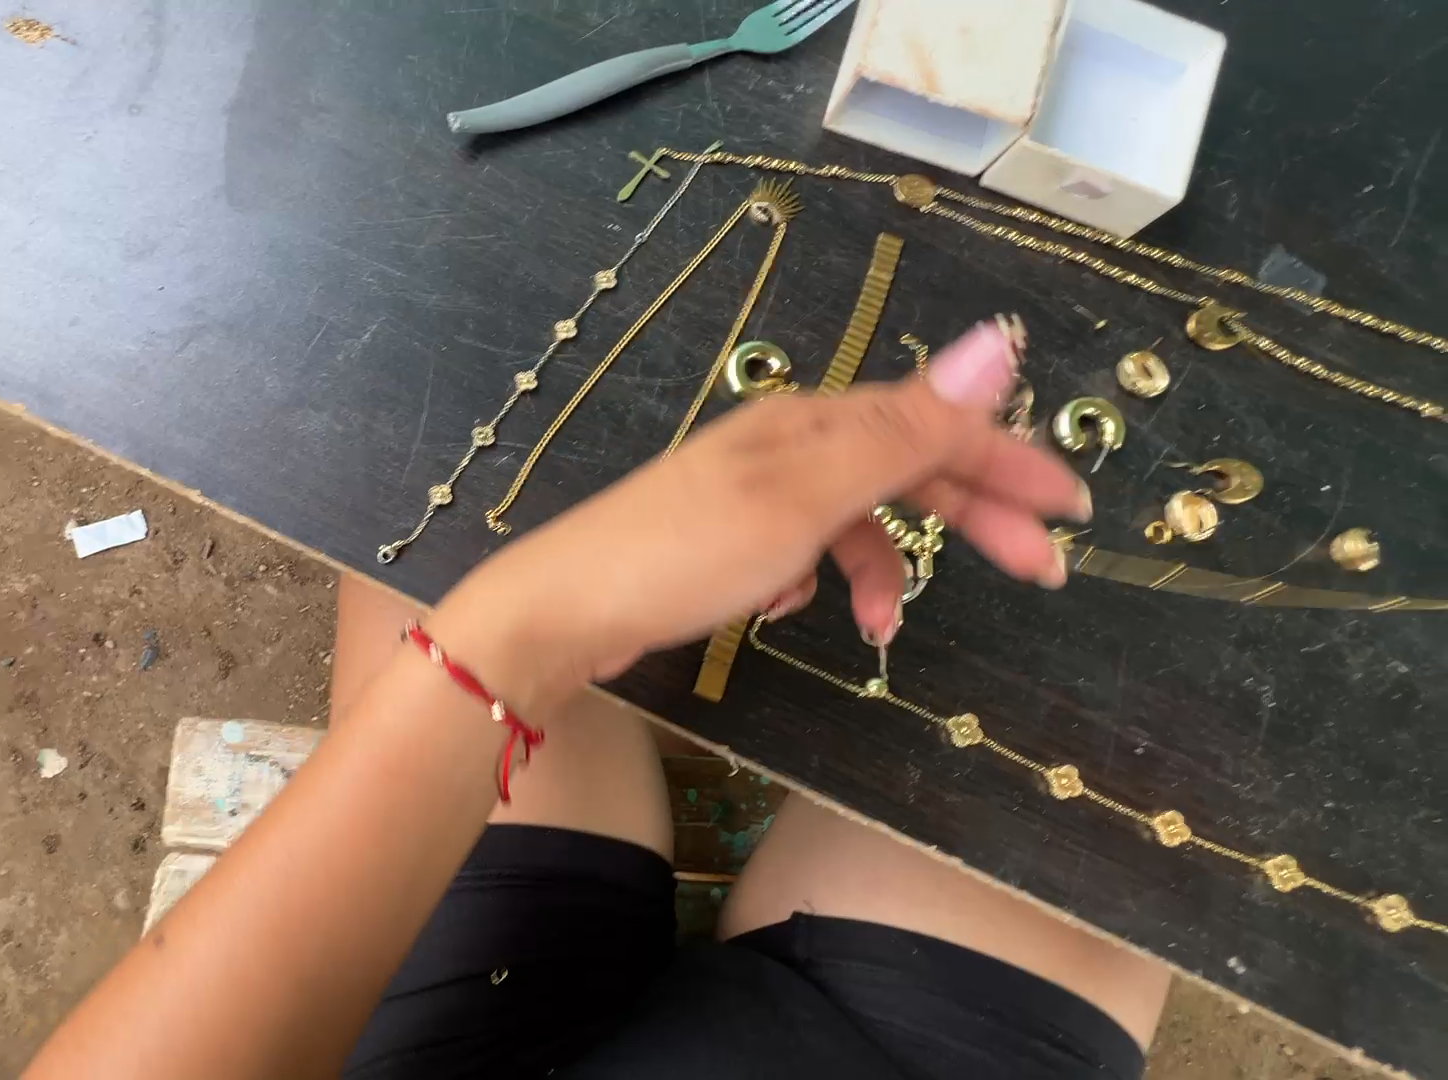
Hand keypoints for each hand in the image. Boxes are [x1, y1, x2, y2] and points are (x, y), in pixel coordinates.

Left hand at [427, 320, 1090, 710]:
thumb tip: (996, 340)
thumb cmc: (683, 551)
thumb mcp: (801, 494)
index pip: (930, 424)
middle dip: (967, 516)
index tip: (1072, 512)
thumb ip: (897, 428)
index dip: (1006, 460)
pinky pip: (794, 554)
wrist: (569, 609)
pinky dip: (808, 582)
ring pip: (846, 521)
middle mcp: (780, 448)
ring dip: (876, 571)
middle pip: (898, 468)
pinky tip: (783, 607)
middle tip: (1039, 571)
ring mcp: (746, 495)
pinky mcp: (720, 542)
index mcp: (806, 424)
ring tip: (877, 626)